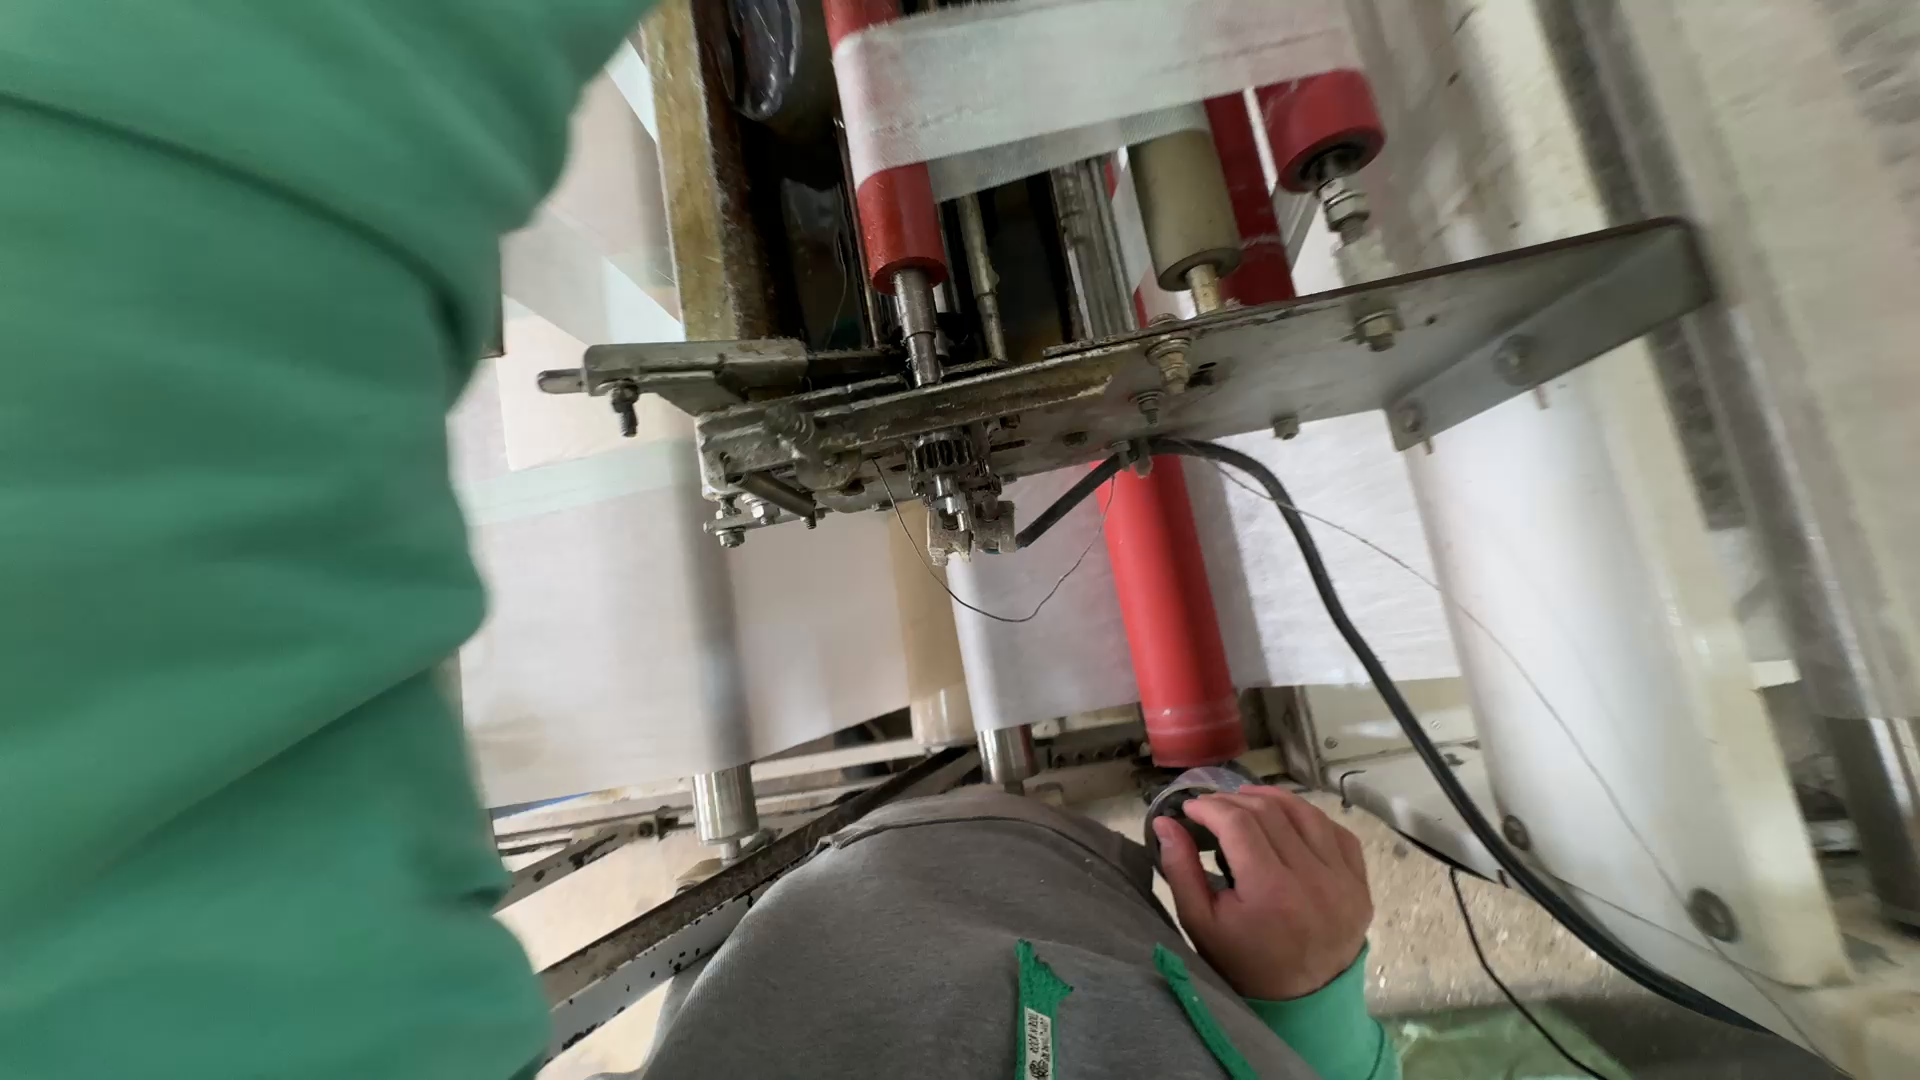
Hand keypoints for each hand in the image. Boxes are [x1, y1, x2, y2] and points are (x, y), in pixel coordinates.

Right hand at [1153, 786, 1372, 1000]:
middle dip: (1233, 800)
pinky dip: (1309, 817)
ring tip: (1245, 800)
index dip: (1210, 806)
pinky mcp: (1360, 885)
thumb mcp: (1199, 921)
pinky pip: (1337, 833)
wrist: (1303, 1002)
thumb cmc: (1243, 961)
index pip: (1238, 823)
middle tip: (1212, 806)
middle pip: (1269, 812)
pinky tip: (1287, 819)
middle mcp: (1313, 880)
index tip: (1190, 807)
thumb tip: (1164, 820)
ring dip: (1270, 799)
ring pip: (1305, 813)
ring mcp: (1343, 882)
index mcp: (1270, 891)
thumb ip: (1179, 868)